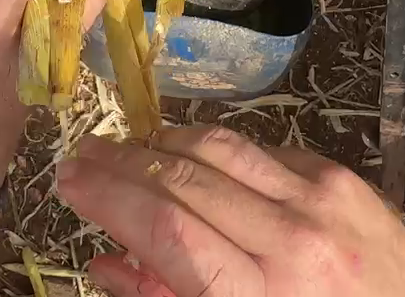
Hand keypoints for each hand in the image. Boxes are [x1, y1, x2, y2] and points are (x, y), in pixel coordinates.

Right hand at [55, 126, 404, 296]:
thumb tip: (104, 263)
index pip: (163, 225)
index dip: (107, 195)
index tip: (68, 177)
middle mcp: (291, 239)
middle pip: (182, 175)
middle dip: (121, 160)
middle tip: (83, 154)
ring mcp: (319, 197)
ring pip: (215, 145)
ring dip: (159, 141)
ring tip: (125, 148)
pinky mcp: (337, 173)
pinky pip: (256, 147)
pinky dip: (212, 150)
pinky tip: (188, 157)